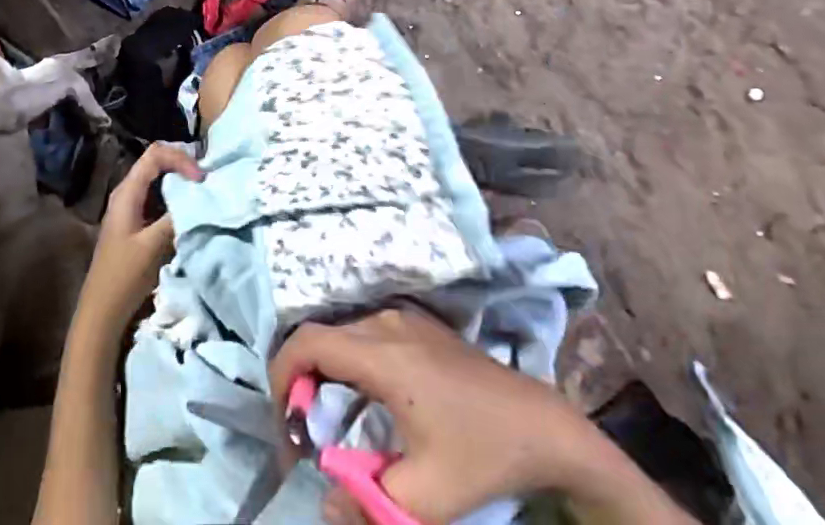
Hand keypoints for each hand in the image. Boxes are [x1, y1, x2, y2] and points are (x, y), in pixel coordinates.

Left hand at [77, 143, 202, 331]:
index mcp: (126, 193)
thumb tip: (203, 196)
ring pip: (157, 178)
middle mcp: (126, 193)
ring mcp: (129, 207)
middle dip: (182, 163)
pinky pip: (157, 196)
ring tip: (201, 189)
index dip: (181, 159)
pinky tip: (187, 207)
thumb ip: (177, 216)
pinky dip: (174, 195)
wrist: (102, 310)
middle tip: (205, 178)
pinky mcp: (135, 221)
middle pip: (155, 161)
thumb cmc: (124, 276)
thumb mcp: (154, 244)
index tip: (201, 179)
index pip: (155, 155)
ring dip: (179, 179)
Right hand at [269, 308, 613, 524]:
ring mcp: (406, 320)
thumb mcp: (426, 496)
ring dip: (322, 373)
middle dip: (298, 382)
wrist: (542, 425)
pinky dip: (346, 363)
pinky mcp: (419, 326)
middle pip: (320, 337)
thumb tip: (325, 503)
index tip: (286, 427)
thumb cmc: (484, 454)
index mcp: (384, 356)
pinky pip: (364, 334)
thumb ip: (365, 501)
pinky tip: (360, 402)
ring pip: (341, 334)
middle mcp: (388, 324)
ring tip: (324, 423)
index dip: (281, 378)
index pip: (307, 342)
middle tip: (302, 434)